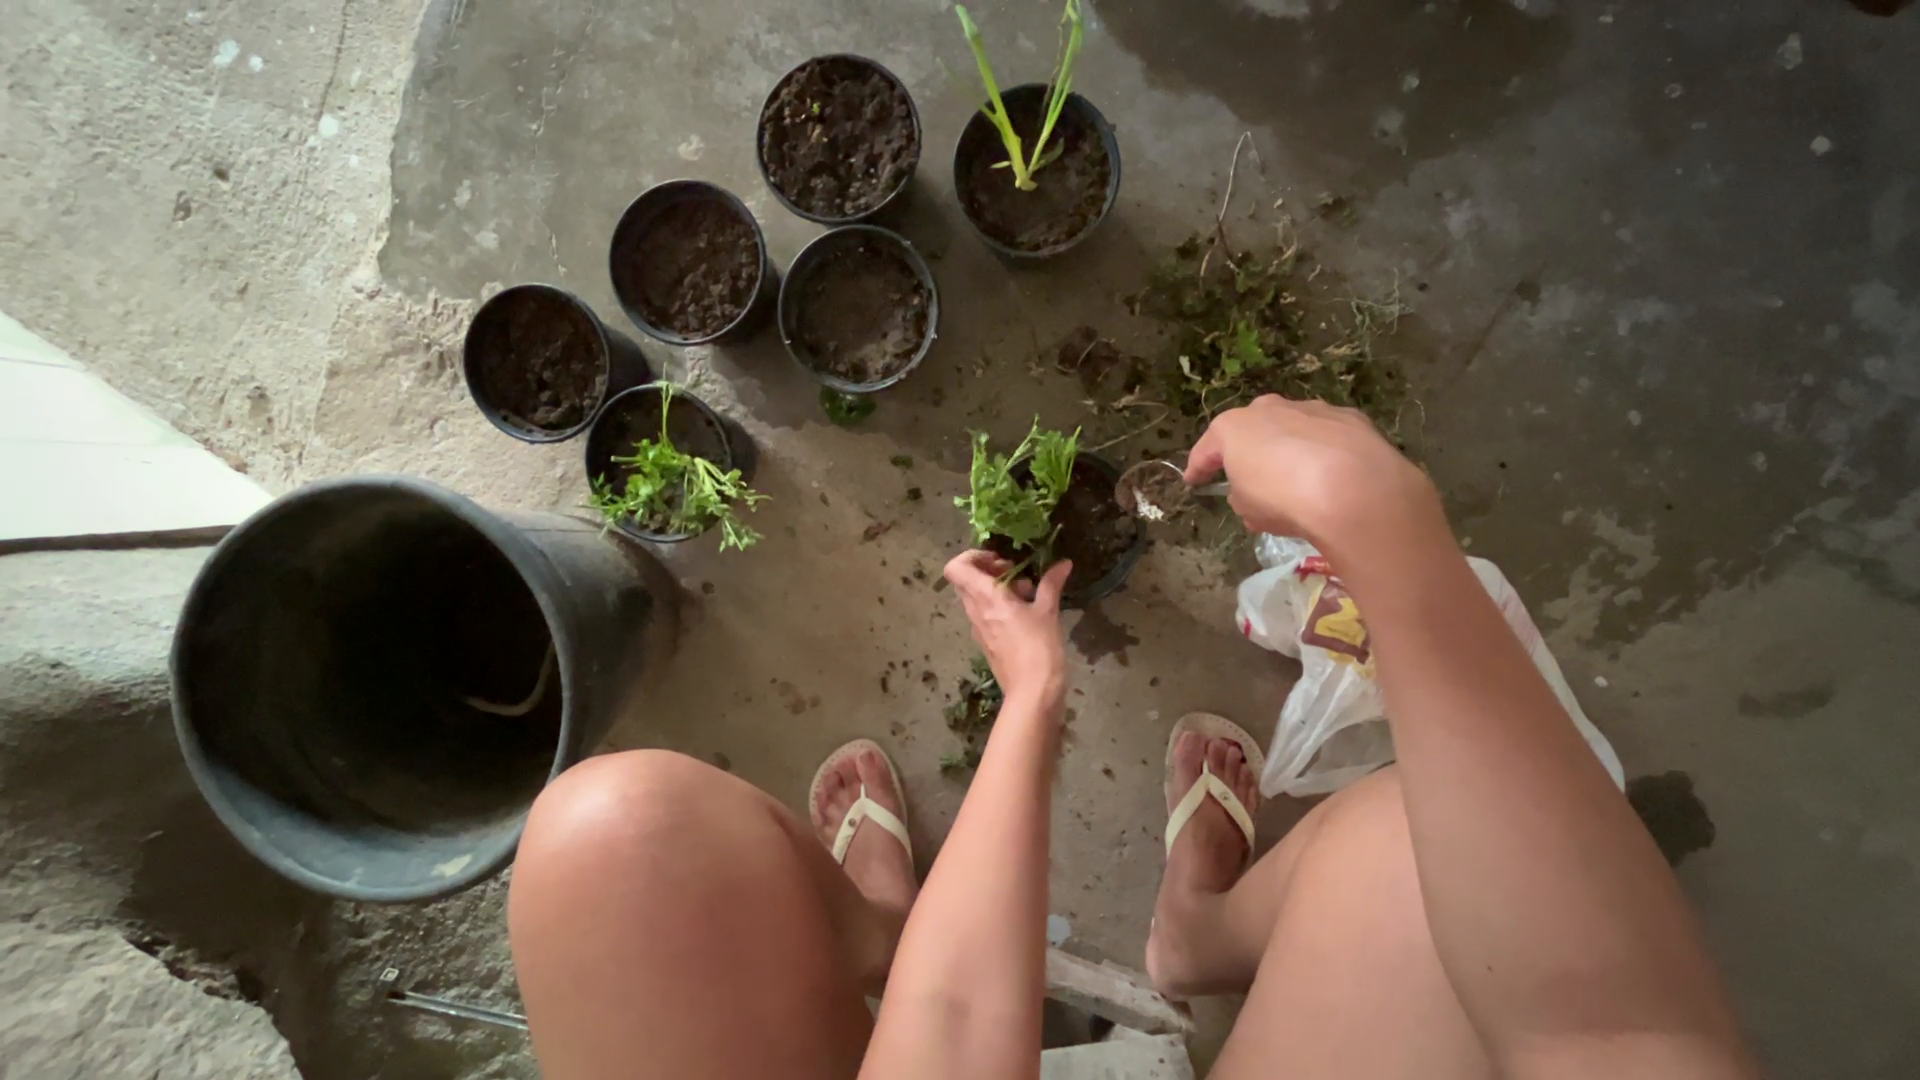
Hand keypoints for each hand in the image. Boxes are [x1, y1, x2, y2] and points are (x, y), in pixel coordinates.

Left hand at [942, 551, 1070, 710]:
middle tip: (1014, 573)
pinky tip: (1025, 613)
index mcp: (985, 597)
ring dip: (995, 588)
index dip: (973, 556)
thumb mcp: (1048, 611)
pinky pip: (984, 614)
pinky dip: (998, 606)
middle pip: (965, 579)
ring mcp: (977, 628)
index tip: (1001, 560)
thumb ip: (1051, 583)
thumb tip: (1063, 563)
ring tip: (1026, 592)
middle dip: (987, 570)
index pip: (956, 567)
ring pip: (975, 597)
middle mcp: (974, 610)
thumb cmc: (1039, 647)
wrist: (1032, 691)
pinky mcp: (985, 641)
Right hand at [1185, 395, 1448, 563]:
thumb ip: (1242, 495)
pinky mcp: (1350, 417)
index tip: (1194, 481)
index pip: (1206, 449)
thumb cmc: (1283, 499)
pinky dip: (1324, 451)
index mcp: (1234, 427)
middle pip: (1252, 430)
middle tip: (1250, 477)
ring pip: (1292, 428)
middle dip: (1249, 450)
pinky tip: (1332, 474)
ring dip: (1289, 448)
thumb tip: (1252, 492)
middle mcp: (1270, 409)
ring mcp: (1312, 409)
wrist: (1352, 490)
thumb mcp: (1247, 509)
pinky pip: (1327, 435)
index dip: (1198, 468)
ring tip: (1298, 479)